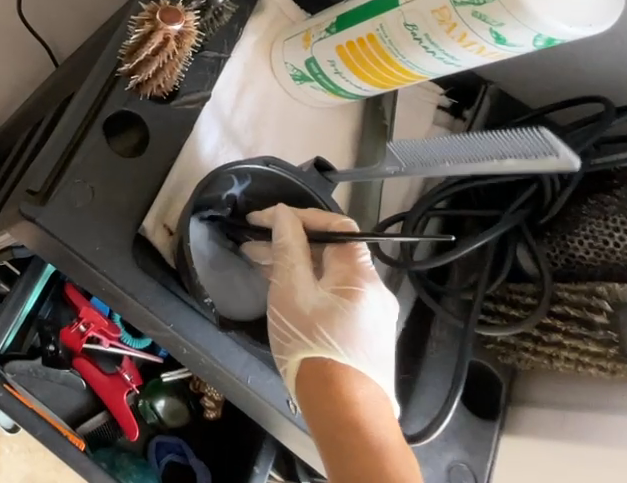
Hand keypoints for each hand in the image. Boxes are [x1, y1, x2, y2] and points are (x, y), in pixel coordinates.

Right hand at [243, 205, 401, 414]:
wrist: (346, 413)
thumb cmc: (313, 343)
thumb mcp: (291, 290)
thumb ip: (288, 247)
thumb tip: (284, 214)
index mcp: (360, 275)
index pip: (336, 224)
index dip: (299, 215)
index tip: (263, 220)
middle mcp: (374, 290)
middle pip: (331, 250)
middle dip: (289, 241)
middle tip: (252, 244)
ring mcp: (372, 315)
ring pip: (329, 275)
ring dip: (294, 264)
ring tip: (258, 266)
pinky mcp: (365, 334)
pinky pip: (334, 295)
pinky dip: (308, 285)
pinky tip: (282, 293)